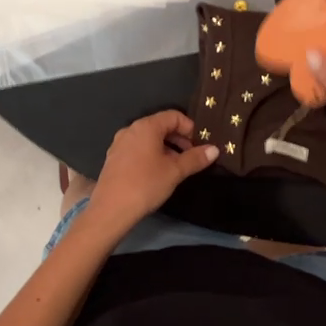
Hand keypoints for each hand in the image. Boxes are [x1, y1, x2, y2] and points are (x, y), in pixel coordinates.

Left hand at [87, 110, 219, 229]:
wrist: (111, 208)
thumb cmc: (146, 184)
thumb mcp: (175, 171)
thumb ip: (195, 158)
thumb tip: (214, 149)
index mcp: (146, 126)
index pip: (173, 116)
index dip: (190, 128)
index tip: (200, 145)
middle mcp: (131, 129)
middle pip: (160, 126)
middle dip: (179, 139)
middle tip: (192, 157)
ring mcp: (120, 143)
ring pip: (148, 138)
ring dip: (166, 148)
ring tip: (177, 167)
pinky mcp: (114, 157)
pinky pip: (137, 148)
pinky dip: (151, 154)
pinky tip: (157, 173)